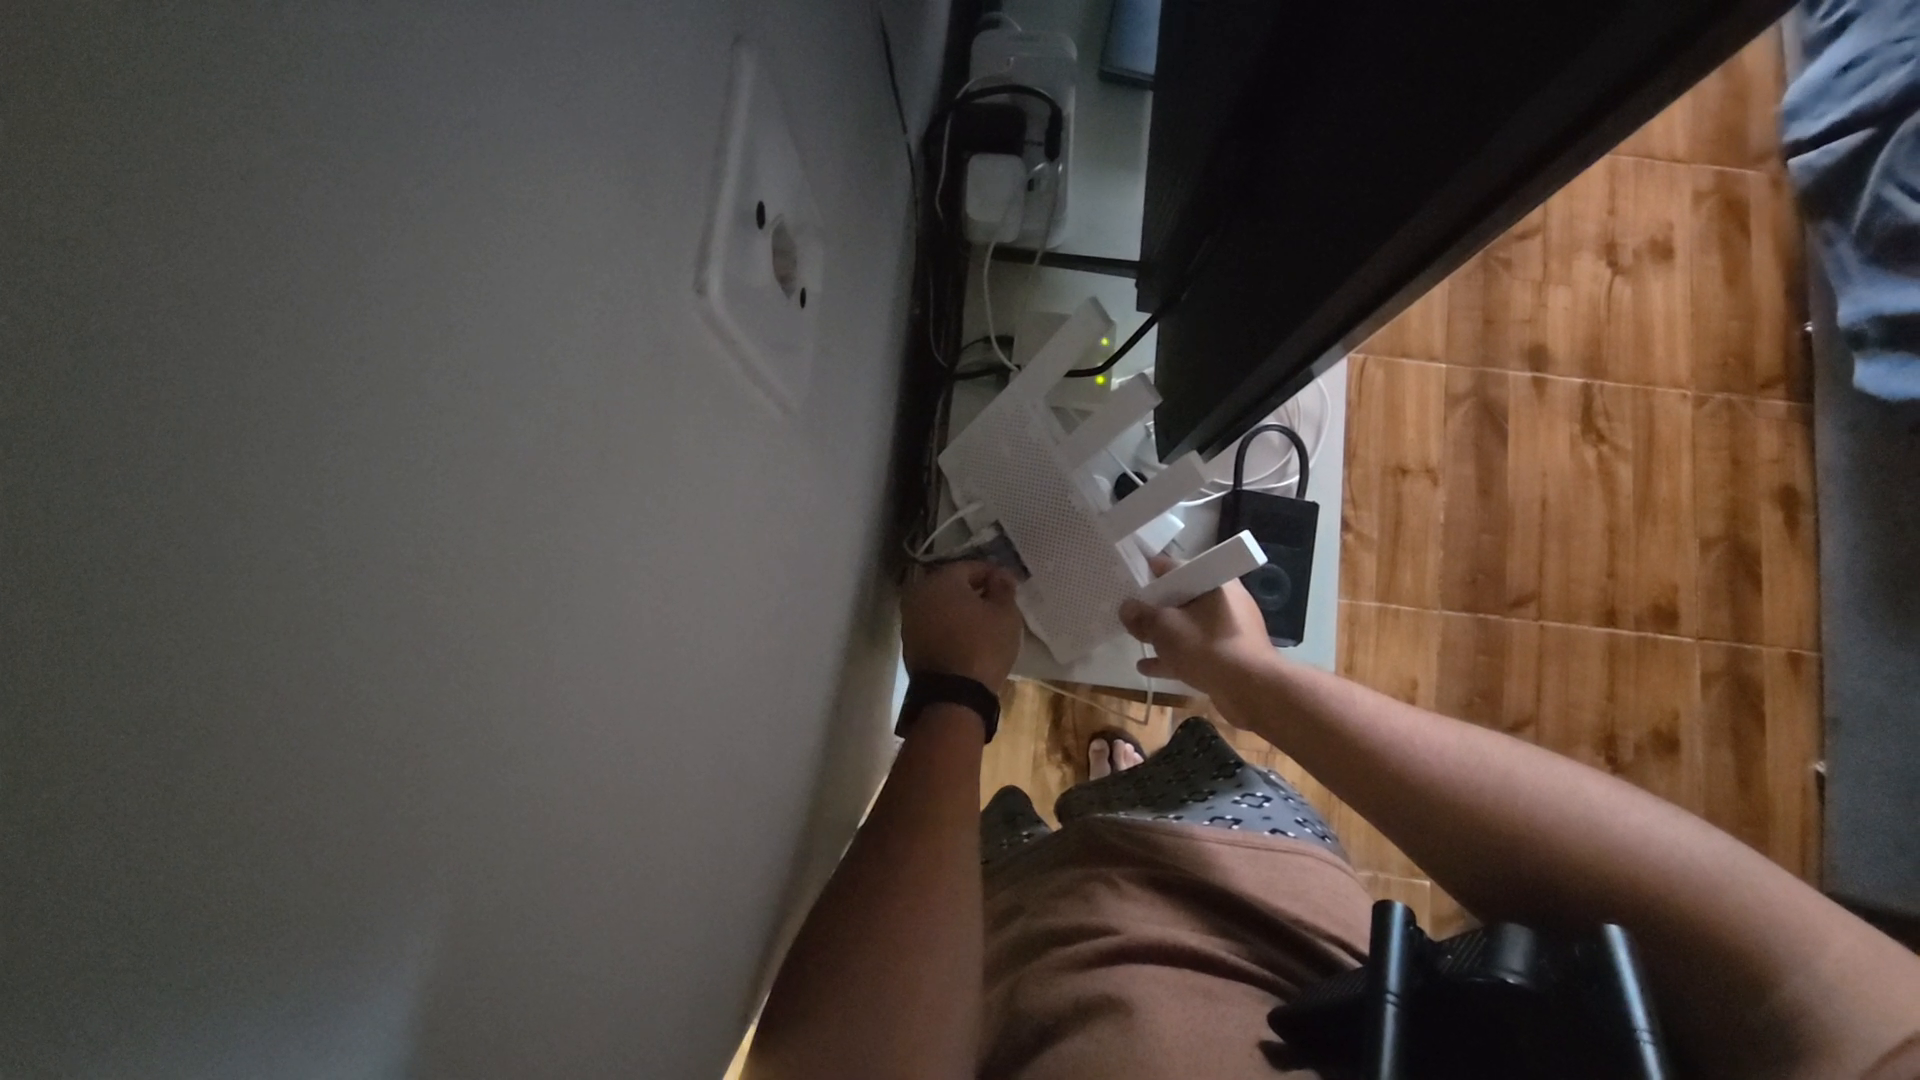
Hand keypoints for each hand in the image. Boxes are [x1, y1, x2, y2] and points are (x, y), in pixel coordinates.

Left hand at [900, 561, 1023, 687]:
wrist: (952, 694)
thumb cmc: (982, 646)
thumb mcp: (1005, 614)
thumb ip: (1003, 588)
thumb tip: (1000, 576)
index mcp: (941, 580)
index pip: (972, 567)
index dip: (994, 574)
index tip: (1011, 586)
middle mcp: (919, 593)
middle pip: (952, 584)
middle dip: (974, 590)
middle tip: (998, 602)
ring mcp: (909, 618)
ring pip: (940, 605)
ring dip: (960, 608)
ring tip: (983, 621)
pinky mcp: (909, 642)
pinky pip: (933, 624)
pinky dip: (948, 625)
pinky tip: (966, 636)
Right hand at [1119, 554, 1272, 696]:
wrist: (1250, 689)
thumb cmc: (1206, 646)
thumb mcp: (1164, 627)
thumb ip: (1141, 616)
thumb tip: (1126, 608)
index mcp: (1214, 582)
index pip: (1177, 568)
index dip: (1151, 571)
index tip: (1132, 577)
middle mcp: (1225, 601)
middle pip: (1183, 598)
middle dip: (1156, 607)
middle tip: (1131, 611)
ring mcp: (1229, 630)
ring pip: (1188, 626)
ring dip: (1163, 634)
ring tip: (1136, 638)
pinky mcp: (1229, 656)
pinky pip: (1195, 650)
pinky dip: (1173, 656)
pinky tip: (1147, 667)